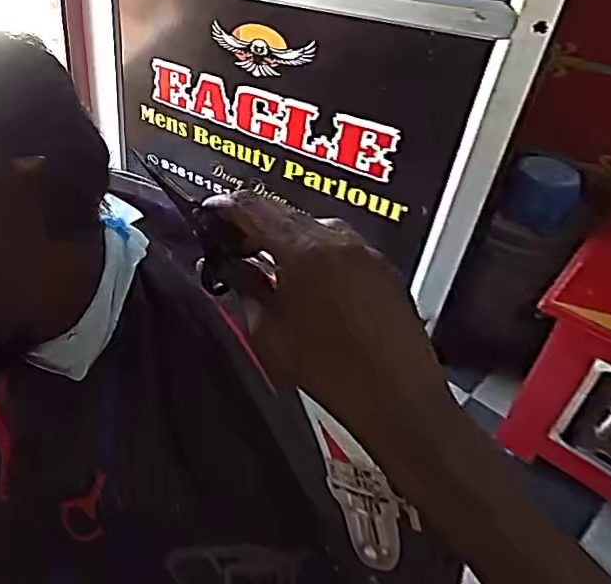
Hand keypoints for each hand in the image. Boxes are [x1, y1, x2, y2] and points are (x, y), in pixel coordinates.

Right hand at [204, 192, 456, 451]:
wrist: (402, 406)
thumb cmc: (330, 371)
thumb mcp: (267, 328)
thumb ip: (245, 285)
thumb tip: (232, 266)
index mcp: (303, 249)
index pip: (250, 206)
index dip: (223, 206)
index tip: (208, 214)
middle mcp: (336, 240)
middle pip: (280, 210)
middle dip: (251, 222)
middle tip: (230, 242)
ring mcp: (365, 252)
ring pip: (309, 224)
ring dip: (282, 234)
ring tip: (266, 260)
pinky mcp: (383, 269)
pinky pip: (336, 243)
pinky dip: (312, 248)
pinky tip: (303, 276)